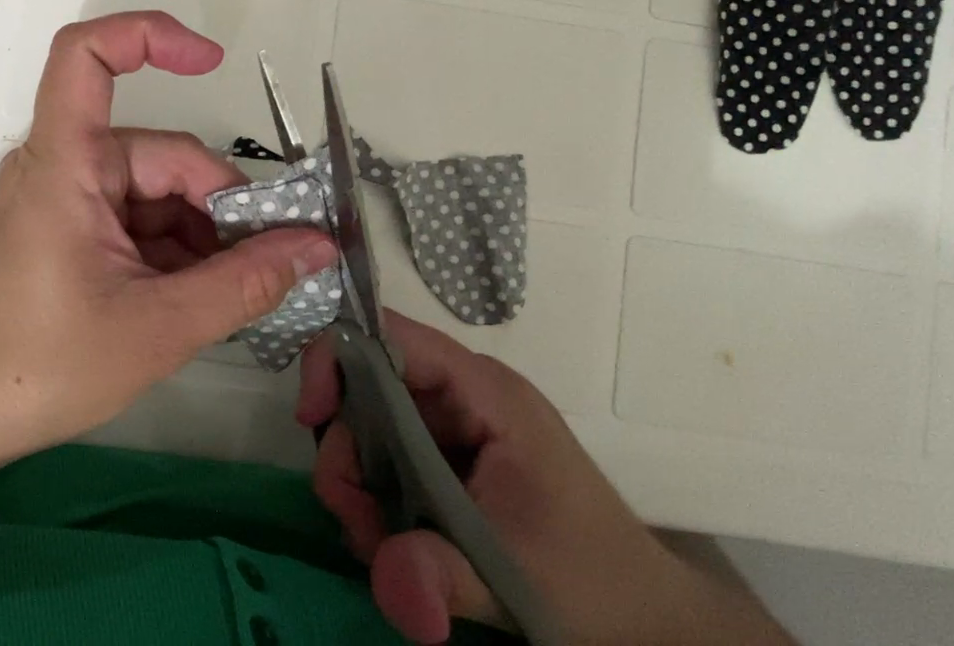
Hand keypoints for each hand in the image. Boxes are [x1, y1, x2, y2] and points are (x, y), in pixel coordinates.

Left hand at [0, 11, 339, 458]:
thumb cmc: (43, 367)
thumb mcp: (159, 327)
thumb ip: (244, 283)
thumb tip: (316, 246)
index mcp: (63, 166)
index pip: (84, 55)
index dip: (147, 35)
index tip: (211, 60)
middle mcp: (60, 168)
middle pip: (156, 153)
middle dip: (217, 203)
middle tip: (268, 263)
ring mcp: (62, 201)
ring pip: (152, 193)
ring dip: (200, 235)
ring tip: (235, 293)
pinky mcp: (65, 233)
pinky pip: (133, 221)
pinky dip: (172, 250)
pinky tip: (201, 296)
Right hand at [299, 314, 792, 645]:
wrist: (642, 619)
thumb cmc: (593, 580)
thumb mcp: (515, 576)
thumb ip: (444, 572)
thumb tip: (388, 580)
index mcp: (484, 393)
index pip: (387, 336)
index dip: (335, 359)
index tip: (312, 418)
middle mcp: (458, 395)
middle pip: (361, 388)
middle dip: (345, 457)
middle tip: (359, 523)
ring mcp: (449, 425)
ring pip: (363, 427)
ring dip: (355, 487)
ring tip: (385, 546)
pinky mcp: (441, 456)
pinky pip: (380, 456)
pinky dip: (371, 498)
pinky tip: (394, 542)